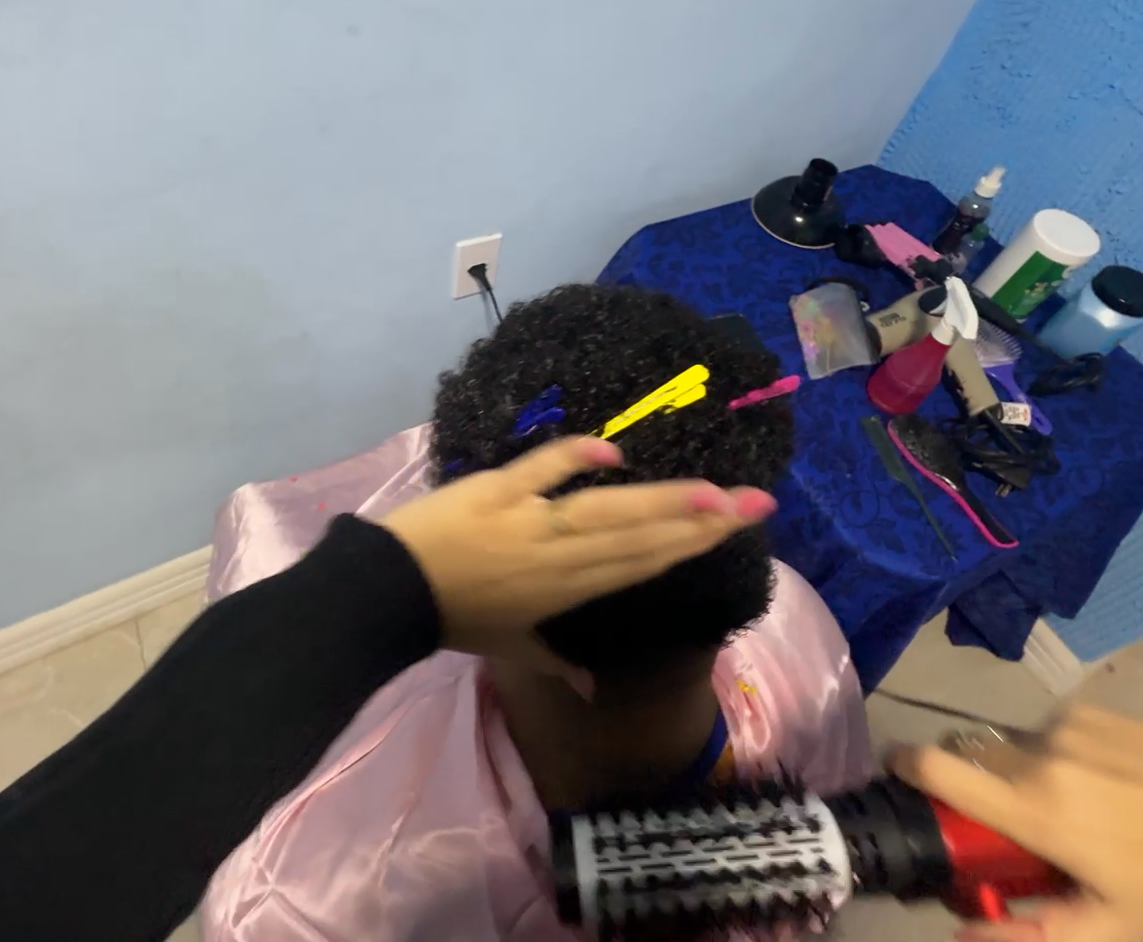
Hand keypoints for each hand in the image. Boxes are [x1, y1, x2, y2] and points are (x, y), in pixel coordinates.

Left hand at [378, 436, 775, 671]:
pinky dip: (571, 457)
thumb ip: (556, 662)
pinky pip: (538, 470)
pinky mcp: (496, 489)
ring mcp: (529, 520)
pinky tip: (612, 451)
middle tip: (752, 501)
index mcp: (566, 589)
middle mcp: (561, 555)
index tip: (735, 527)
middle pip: (638, 536)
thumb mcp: (509, 648)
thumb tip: (593, 692)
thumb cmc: (455, 619)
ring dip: (660, 500)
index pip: (639, 565)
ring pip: (605, 510)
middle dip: (699, 520)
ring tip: (711, 491)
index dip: (689, 547)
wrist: (389, 592)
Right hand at [888, 706, 1142, 941]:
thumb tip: (958, 936)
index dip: (904, 764)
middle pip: (969, 756)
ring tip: (1073, 799)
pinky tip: (1100, 775)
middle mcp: (1033, 757)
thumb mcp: (1108, 924)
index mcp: (1033, 810)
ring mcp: (1058, 727)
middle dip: (975, 780)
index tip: (898, 771)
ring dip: (1020, 768)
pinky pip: (1044, 729)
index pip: (937, 768)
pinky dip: (1056, 751)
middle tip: (1009, 813)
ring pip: (1008, 744)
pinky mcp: (1082, 710)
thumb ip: (1031, 934)